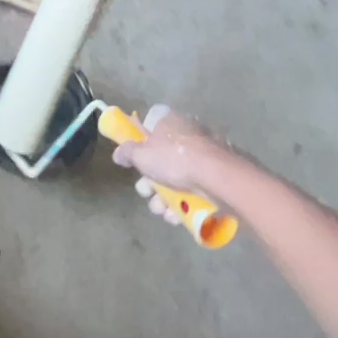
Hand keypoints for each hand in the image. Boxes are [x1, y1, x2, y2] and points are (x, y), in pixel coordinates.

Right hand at [111, 105, 234, 222]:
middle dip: (151, 181)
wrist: (219, 177)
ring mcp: (204, 155)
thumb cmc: (176, 159)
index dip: (140, 146)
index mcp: (169, 121)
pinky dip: (184, 203)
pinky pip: (194, 188)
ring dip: (164, 198)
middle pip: (161, 158)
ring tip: (162, 211)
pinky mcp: (217, 175)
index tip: (136, 163)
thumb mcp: (142, 155)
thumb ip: (127, 152)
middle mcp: (187, 134)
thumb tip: (117, 153)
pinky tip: (177, 216)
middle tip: (146, 193)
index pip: (149, 127)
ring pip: (177, 177)